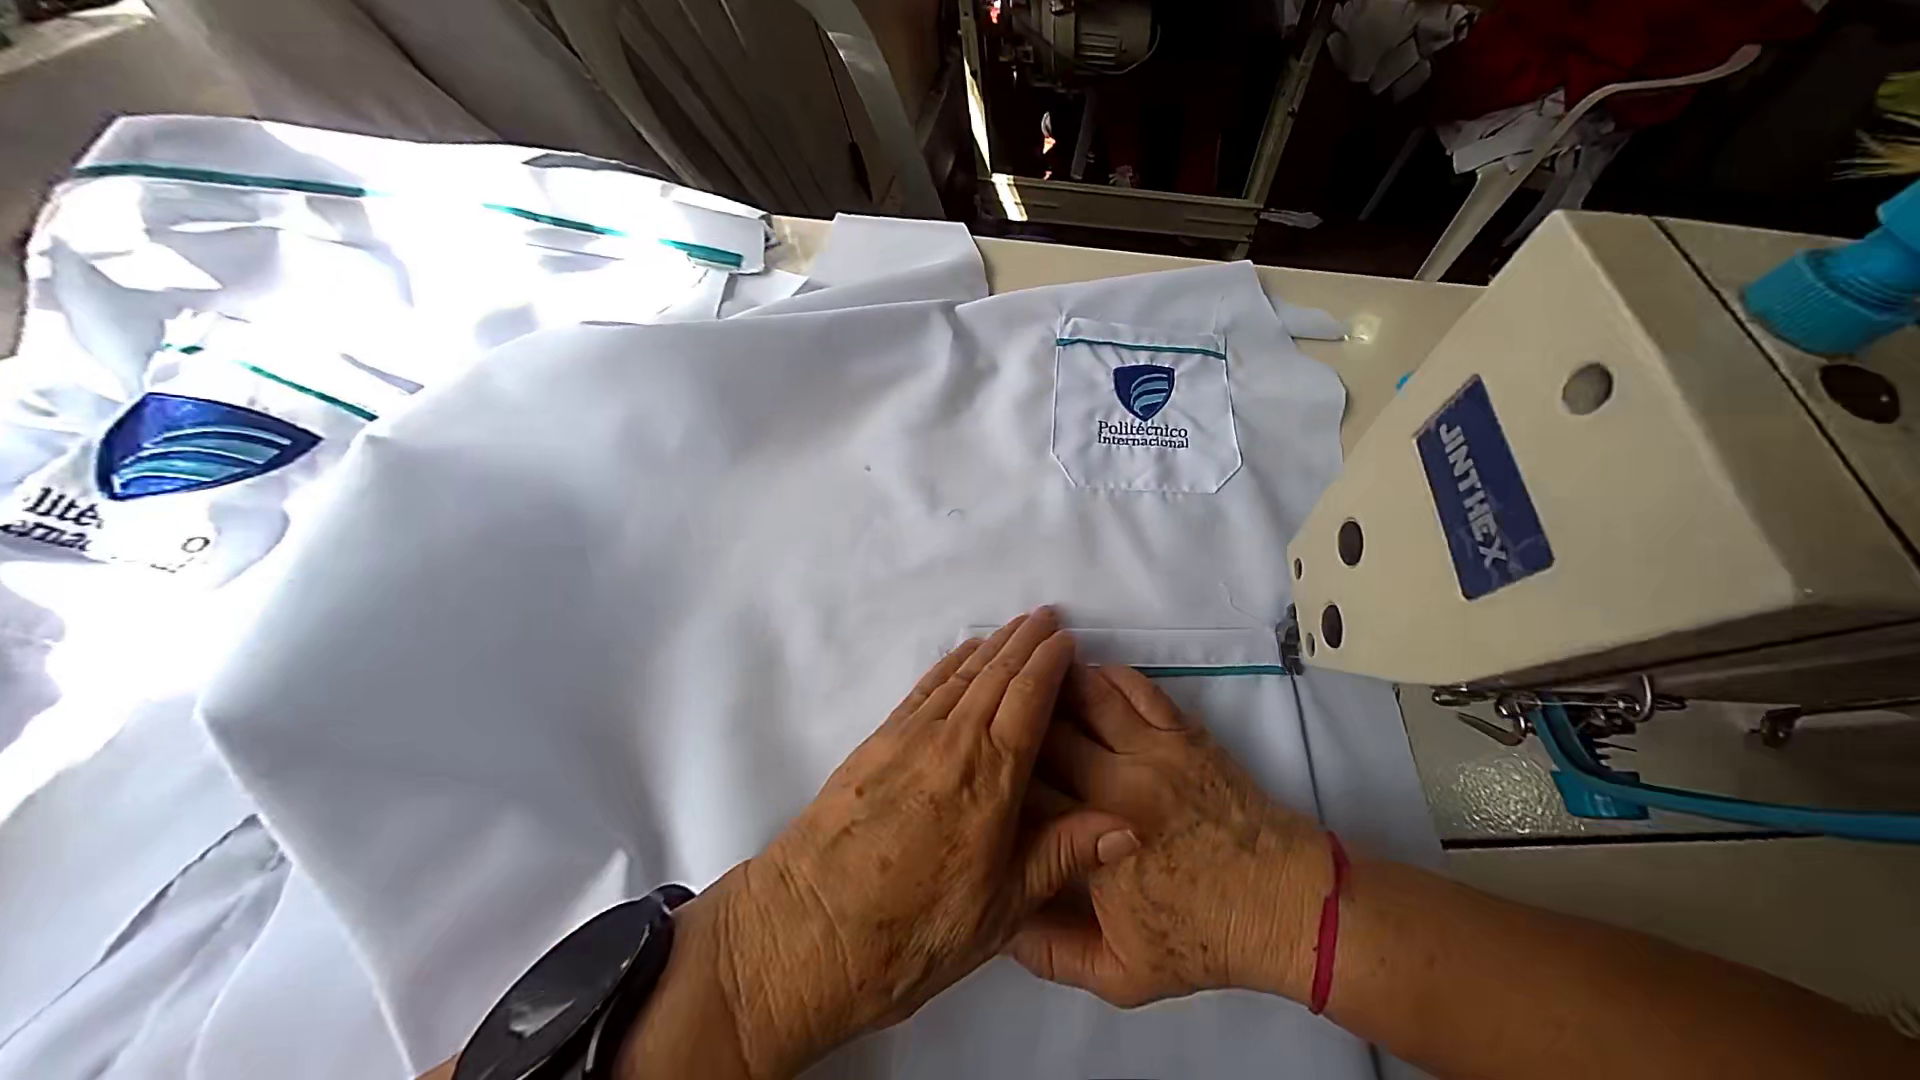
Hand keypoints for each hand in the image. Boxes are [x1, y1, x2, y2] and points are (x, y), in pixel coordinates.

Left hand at [690, 609, 1139, 1078]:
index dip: (1050, 665)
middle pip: (995, 676)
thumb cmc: (913, 934)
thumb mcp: (999, 911)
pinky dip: (948, 665)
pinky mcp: (878, 742)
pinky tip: (961, 655)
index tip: (1068, 640)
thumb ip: (1061, 856)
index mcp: (991, 779)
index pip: (1029, 701)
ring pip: (960, 676)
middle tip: (1047, 616)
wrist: (807, 932)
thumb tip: (1128, 825)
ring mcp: (910, 737)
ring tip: (1014, 626)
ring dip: (991, 646)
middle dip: (1024, 642)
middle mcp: (953, 743)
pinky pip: (924, 688)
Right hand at [1011, 664, 1329, 1006]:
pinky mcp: (1184, 734)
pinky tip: (1084, 672)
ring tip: (1028, 673)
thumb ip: (1050, 953)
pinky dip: (1107, 675)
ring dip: (1055, 682)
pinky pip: (1138, 688)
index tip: (976, 767)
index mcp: (1094, 841)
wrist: (1286, 906)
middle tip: (989, 707)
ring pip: (1090, 698)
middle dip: (1015, 718)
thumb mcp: (1120, 974)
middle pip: (1049, 734)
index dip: (994, 775)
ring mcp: (1154, 752)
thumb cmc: (1203, 938)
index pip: (1025, 792)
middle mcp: (1118, 785)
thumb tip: (995, 917)